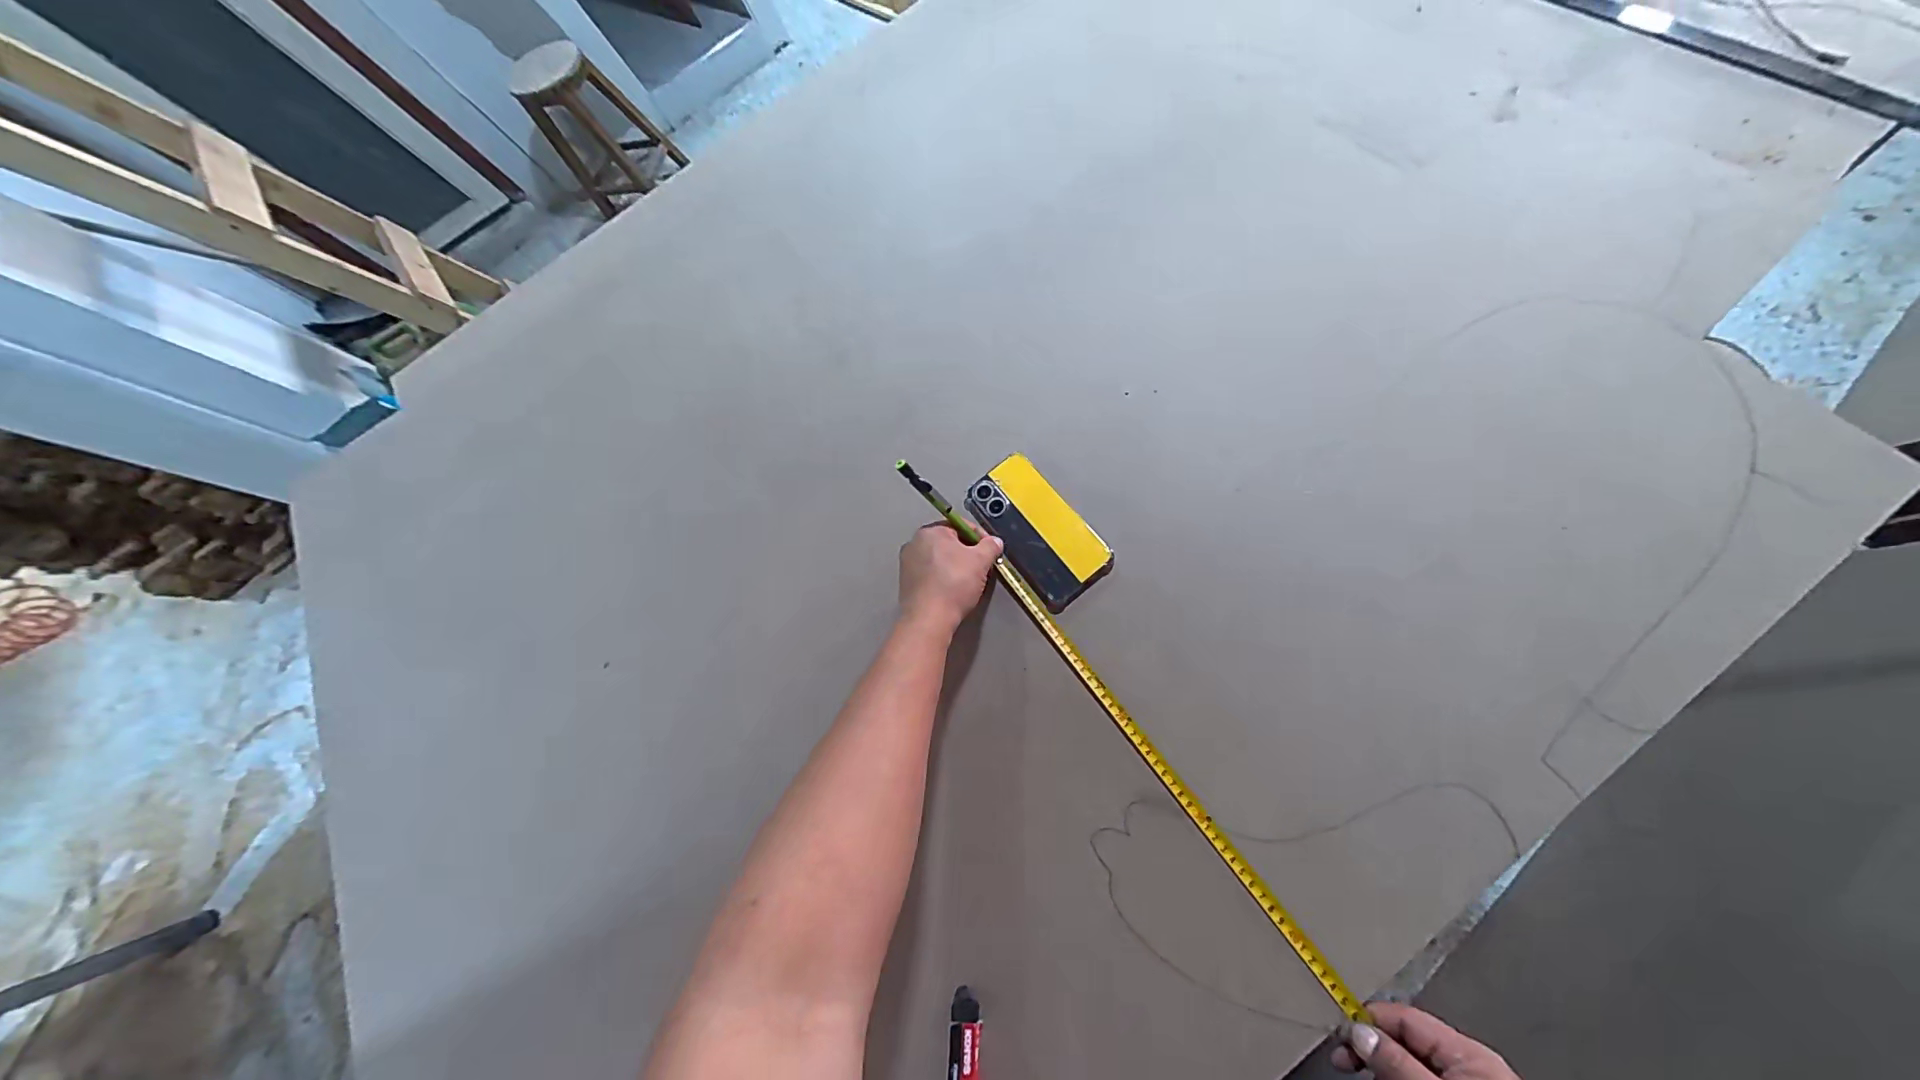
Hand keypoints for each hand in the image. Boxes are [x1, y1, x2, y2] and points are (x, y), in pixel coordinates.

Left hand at [898, 523, 1002, 628]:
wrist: (930, 618)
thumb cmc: (952, 585)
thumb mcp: (981, 561)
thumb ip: (990, 546)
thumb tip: (994, 542)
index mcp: (930, 531)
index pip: (961, 526)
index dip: (980, 536)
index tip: (991, 548)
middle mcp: (915, 543)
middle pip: (949, 542)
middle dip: (968, 552)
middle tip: (981, 565)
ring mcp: (908, 564)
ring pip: (940, 559)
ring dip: (955, 566)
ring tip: (968, 580)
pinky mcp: (908, 582)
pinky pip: (931, 574)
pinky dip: (944, 578)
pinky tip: (954, 590)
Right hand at [1332, 1004, 1519, 1079]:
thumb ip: (1396, 1062)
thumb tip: (1360, 1031)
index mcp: (1466, 1053)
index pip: (1403, 1016)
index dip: (1367, 1020)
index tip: (1339, 1038)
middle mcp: (1470, 1066)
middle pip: (1407, 1042)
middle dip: (1373, 1051)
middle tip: (1344, 1064)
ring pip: (1414, 1067)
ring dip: (1386, 1073)